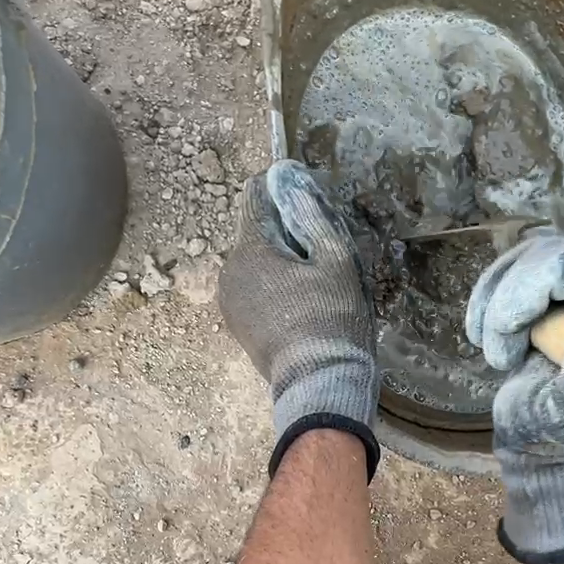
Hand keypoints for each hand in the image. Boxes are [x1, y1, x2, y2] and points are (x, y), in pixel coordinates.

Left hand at [219, 161, 380, 477]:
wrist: (319, 381)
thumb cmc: (331, 317)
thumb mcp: (335, 261)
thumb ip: (313, 216)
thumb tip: (293, 182)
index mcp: (249, 250)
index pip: (254, 199)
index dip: (279, 189)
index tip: (305, 193)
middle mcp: (229, 270)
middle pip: (256, 233)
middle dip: (284, 231)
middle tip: (320, 242)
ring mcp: (229, 301)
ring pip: (255, 263)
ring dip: (279, 260)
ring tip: (314, 274)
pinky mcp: (236, 324)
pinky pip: (253, 290)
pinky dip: (273, 286)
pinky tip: (300, 299)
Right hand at [464, 235, 563, 562]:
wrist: (537, 444)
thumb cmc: (555, 433)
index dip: (531, 283)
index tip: (503, 330)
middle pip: (558, 252)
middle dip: (512, 293)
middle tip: (494, 345)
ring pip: (535, 254)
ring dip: (498, 296)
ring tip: (492, 345)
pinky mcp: (560, 290)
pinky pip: (520, 266)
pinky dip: (491, 293)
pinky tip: (485, 331)